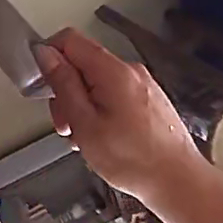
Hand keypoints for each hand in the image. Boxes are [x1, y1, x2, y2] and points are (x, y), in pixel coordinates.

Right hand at [33, 28, 211, 201]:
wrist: (179, 183)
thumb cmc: (135, 160)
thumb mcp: (84, 123)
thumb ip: (63, 84)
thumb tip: (46, 56)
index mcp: (113, 71)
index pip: (70, 39)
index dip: (49, 57)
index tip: (43, 82)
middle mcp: (130, 70)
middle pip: (82, 63)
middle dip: (65, 89)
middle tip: (65, 122)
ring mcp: (142, 84)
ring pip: (96, 81)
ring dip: (81, 104)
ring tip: (84, 136)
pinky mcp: (148, 98)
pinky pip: (113, 93)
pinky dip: (99, 110)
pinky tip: (102, 137)